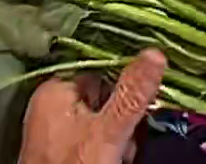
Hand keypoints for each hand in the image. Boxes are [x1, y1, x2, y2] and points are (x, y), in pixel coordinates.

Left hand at [21, 49, 165, 163]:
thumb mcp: (107, 132)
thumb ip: (131, 94)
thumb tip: (156, 51)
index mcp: (54, 90)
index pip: (99, 70)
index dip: (124, 86)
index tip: (143, 103)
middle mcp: (48, 108)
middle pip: (100, 97)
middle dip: (121, 117)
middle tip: (131, 139)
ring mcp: (51, 135)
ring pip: (97, 122)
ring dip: (115, 137)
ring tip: (124, 154)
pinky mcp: (57, 156)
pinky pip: (88, 141)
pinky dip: (103, 150)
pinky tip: (113, 161)